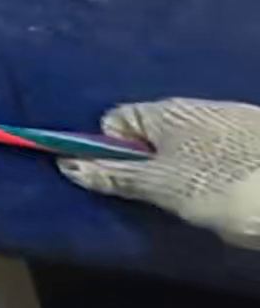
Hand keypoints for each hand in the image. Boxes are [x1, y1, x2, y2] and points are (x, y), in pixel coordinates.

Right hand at [60, 99, 259, 247]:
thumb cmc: (230, 188)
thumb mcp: (161, 188)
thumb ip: (110, 175)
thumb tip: (67, 165)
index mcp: (166, 111)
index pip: (116, 122)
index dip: (115, 150)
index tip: (136, 177)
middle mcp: (205, 107)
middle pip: (161, 134)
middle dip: (163, 162)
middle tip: (180, 193)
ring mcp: (253, 123)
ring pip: (206, 146)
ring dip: (206, 169)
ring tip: (230, 199)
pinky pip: (245, 155)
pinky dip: (244, 173)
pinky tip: (258, 194)